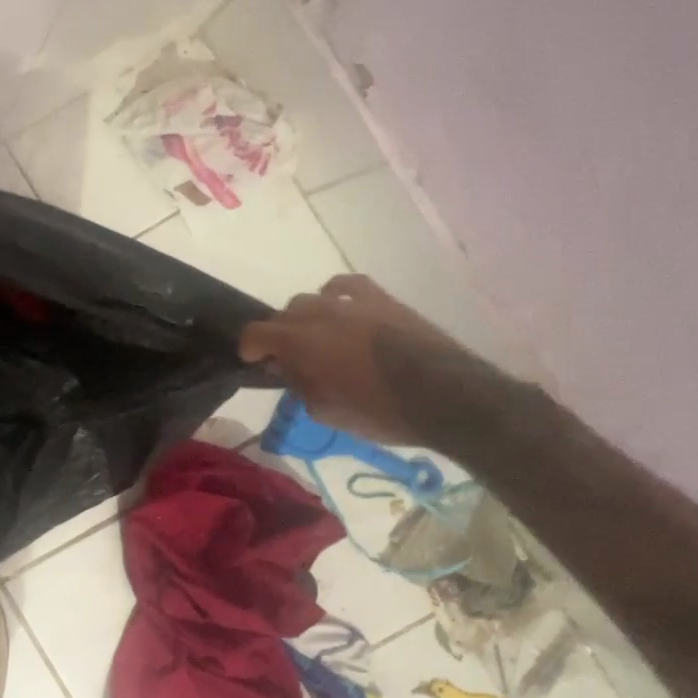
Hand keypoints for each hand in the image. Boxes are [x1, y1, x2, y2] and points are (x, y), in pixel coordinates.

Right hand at [239, 274, 477, 445]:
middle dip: (279, 334)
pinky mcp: (383, 301)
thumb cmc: (379, 412)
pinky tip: (341, 309)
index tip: (256, 363)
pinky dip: (336, 294)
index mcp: (300, 342)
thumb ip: (298, 383)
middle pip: (283, 314)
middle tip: (290, 358)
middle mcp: (320, 314)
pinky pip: (348, 285)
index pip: (256, 333)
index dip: (250, 348)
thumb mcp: (324, 410)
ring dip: (306, 316)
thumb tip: (285, 368)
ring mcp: (353, 303)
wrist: (446, 397)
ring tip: (318, 336)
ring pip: (312, 298)